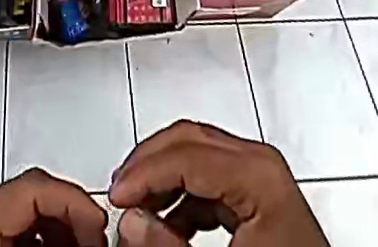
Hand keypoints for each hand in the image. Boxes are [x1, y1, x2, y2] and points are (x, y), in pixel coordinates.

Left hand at [0, 168, 108, 246]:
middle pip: (34, 198)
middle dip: (72, 220)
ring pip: (30, 218)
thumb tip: (94, 236)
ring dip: (62, 233)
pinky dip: (45, 245)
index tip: (96, 226)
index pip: (35, 187)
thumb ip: (63, 246)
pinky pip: (19, 237)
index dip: (75, 203)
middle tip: (94, 240)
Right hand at [108, 121, 329, 246]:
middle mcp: (261, 164)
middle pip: (192, 140)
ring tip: (136, 210)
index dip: (144, 171)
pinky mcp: (257, 196)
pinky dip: (182, 198)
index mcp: (258, 173)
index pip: (187, 152)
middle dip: (149, 163)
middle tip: (119, 192)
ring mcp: (261, 176)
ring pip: (198, 156)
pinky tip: (165, 226)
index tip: (116, 195)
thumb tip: (133, 220)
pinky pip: (210, 181)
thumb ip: (172, 245)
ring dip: (163, 178)